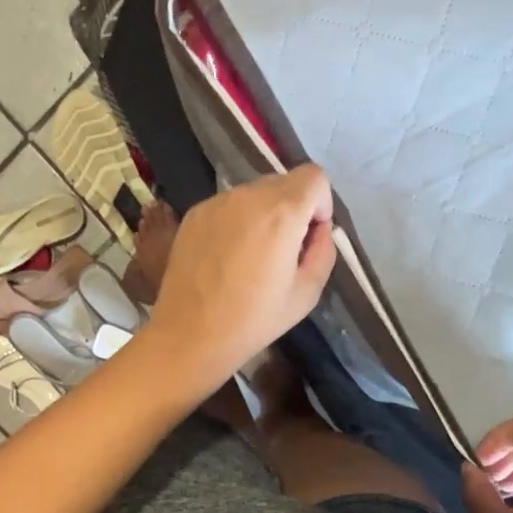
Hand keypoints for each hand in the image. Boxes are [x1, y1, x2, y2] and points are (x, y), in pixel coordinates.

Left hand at [143, 165, 335, 379]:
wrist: (189, 336)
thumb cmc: (252, 321)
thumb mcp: (306, 294)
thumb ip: (323, 251)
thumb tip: (318, 229)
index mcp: (282, 213)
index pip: (315, 176)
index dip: (320, 204)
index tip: (309, 237)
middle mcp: (248, 196)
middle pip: (284, 182)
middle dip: (292, 209)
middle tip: (281, 252)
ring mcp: (216, 203)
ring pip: (254, 194)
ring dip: (262, 215)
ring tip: (250, 258)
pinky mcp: (194, 214)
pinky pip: (227, 207)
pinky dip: (235, 223)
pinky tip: (226, 259)